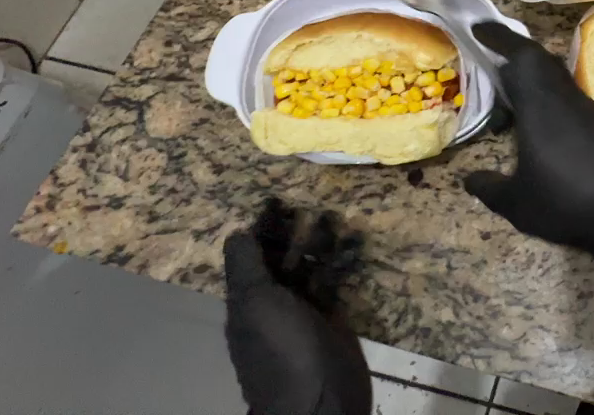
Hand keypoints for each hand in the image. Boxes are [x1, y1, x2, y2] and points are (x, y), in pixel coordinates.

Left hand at [222, 198, 371, 414]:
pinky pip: (335, 282)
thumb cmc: (282, 350)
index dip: (263, 228)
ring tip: (339, 217)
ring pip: (311, 268)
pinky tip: (357, 244)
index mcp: (248, 302)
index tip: (278, 199)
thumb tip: (237, 232)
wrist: (319, 402)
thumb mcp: (256, 305)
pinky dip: (344, 262)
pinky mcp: (333, 319)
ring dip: (322, 243)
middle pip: (282, 260)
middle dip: (294, 232)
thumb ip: (246, 270)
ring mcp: (305, 313)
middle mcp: (274, 305)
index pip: (253, 256)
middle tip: (314, 202)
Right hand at [464, 22, 593, 287]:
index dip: (499, 38)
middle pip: (540, 60)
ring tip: (507, 93)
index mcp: (541, 106)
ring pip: (555, 77)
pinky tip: (535, 122)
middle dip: (514, 52)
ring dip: (531, 75)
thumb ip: (490, 188)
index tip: (478, 28)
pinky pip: (566, 95)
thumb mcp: (518, 203)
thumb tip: (468, 179)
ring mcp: (586, 110)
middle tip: (488, 56)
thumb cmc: (569, 203)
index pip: (521, 57)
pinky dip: (546, 96)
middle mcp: (565, 98)